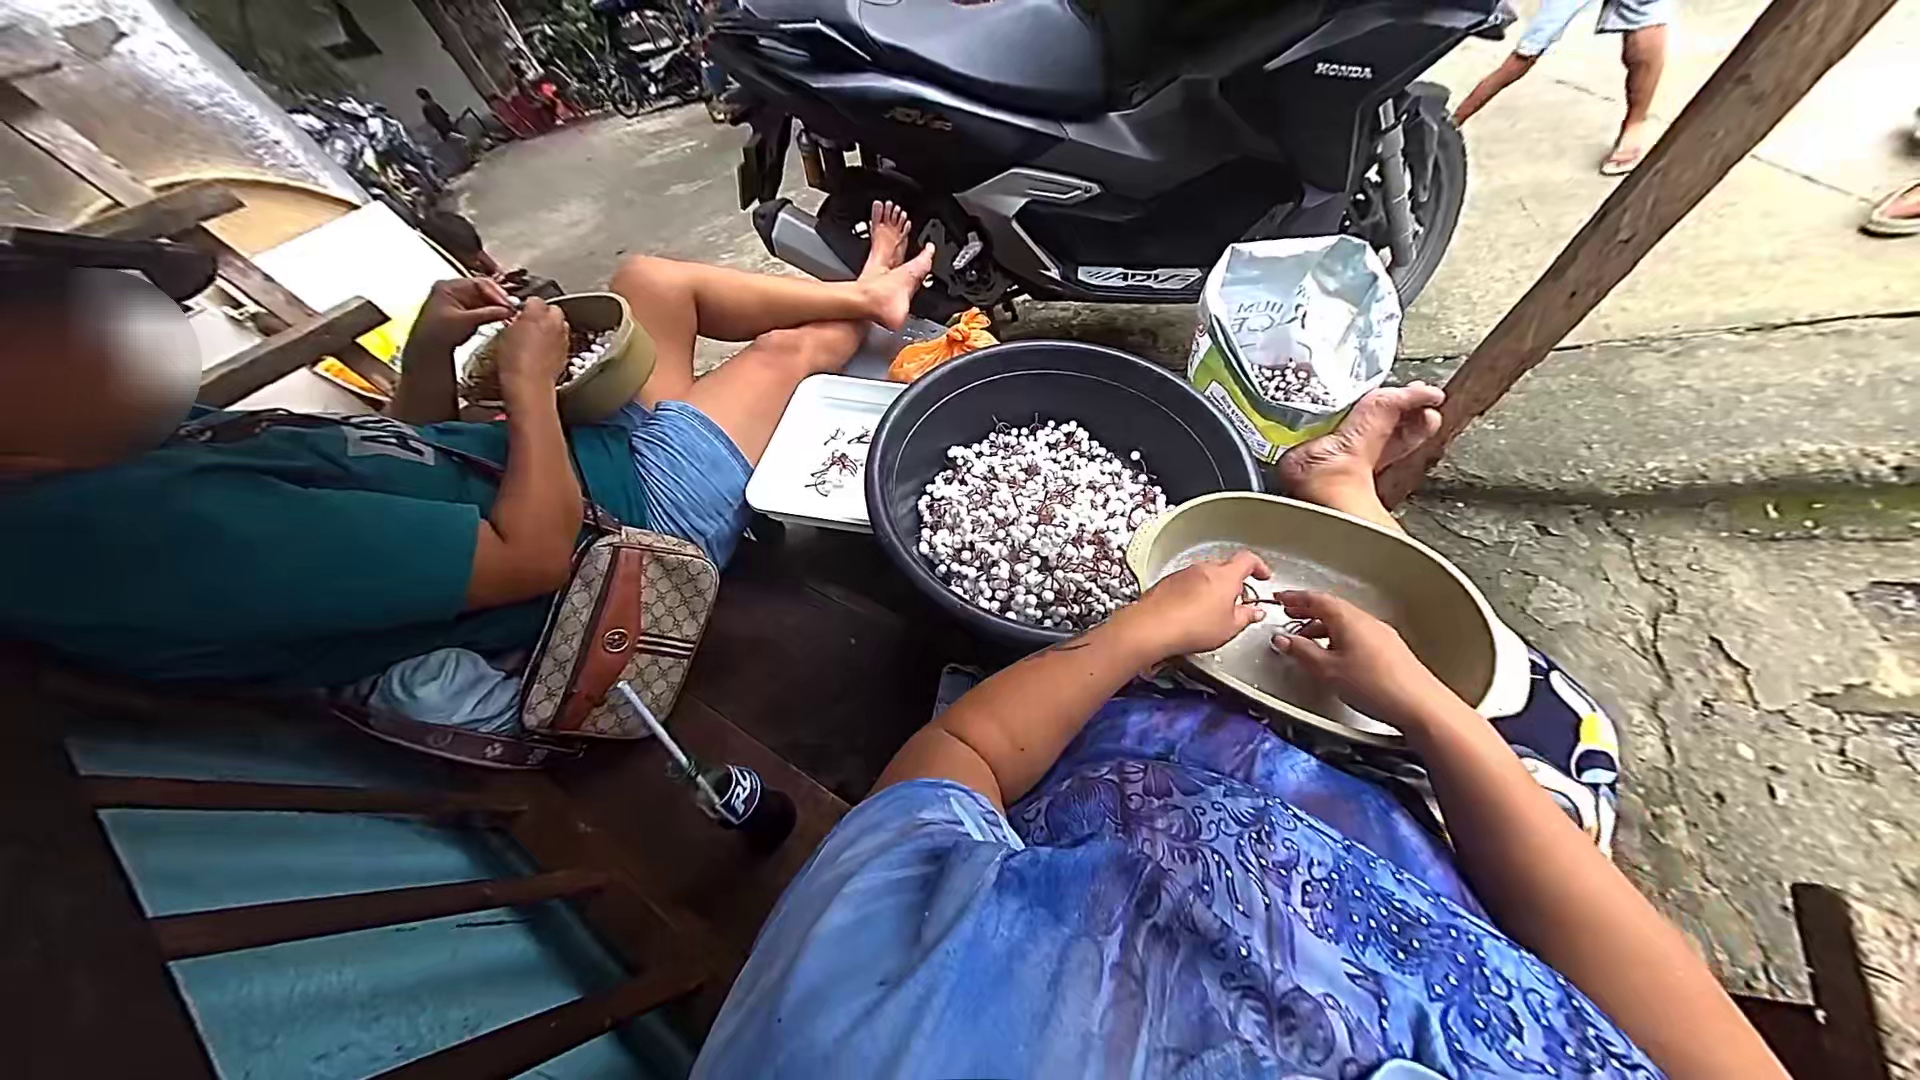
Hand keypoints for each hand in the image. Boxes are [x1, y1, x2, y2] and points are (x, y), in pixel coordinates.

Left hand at [411, 277, 514, 353]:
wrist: (430, 348)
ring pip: (487, 299)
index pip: (479, 283)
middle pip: (485, 290)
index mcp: (449, 286)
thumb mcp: (466, 321)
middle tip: (514, 309)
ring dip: (499, 306)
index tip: (509, 305)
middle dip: (500, 300)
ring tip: (511, 314)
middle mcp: (455, 290)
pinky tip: (504, 317)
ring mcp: (462, 300)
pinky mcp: (467, 310)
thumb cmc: (440, 332)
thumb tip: (510, 309)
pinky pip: (486, 307)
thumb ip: (489, 313)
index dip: (496, 293)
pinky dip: (495, 312)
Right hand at [492, 297, 568, 400]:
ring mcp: (563, 339)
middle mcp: (556, 325)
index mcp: (538, 314)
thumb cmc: (515, 361)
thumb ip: (517, 320)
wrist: (530, 383)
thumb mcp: (506, 333)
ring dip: (552, 327)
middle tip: (531, 321)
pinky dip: (555, 341)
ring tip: (537, 336)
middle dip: (545, 314)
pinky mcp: (566, 353)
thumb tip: (520, 318)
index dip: (528, 305)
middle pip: (554, 311)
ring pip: (561, 325)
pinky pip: (563, 341)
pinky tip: (543, 349)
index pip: (536, 299)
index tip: (522, 310)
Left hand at [1116, 550, 1270, 659]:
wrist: (1152, 627)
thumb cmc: (1192, 626)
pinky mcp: (1166, 583)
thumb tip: (1254, 612)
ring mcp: (1182, 574)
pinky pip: (1186, 583)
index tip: (1262, 575)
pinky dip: (1193, 592)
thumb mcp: (1230, 627)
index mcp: (1224, 576)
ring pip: (1204, 574)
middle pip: (1224, 567)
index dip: (1258, 566)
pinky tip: (1191, 611)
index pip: (1247, 560)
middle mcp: (1202, 569)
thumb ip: (1246, 616)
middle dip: (1234, 581)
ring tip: (1213, 610)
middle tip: (1238, 600)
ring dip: (1212, 587)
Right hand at [1269, 590, 1461, 731]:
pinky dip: (1338, 636)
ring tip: (1306, 637)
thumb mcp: (1326, 669)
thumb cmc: (1376, 686)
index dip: (1294, 597)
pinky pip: (1357, 634)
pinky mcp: (1390, 650)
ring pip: (1345, 621)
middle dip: (1307, 610)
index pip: (1316, 599)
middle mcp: (1366, 621)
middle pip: (1332, 608)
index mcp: (1348, 619)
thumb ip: (1300, 651)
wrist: (1422, 707)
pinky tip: (1334, 653)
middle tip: (1289, 613)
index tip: (1280, 598)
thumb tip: (1284, 640)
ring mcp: (1381, 635)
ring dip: (1322, 625)